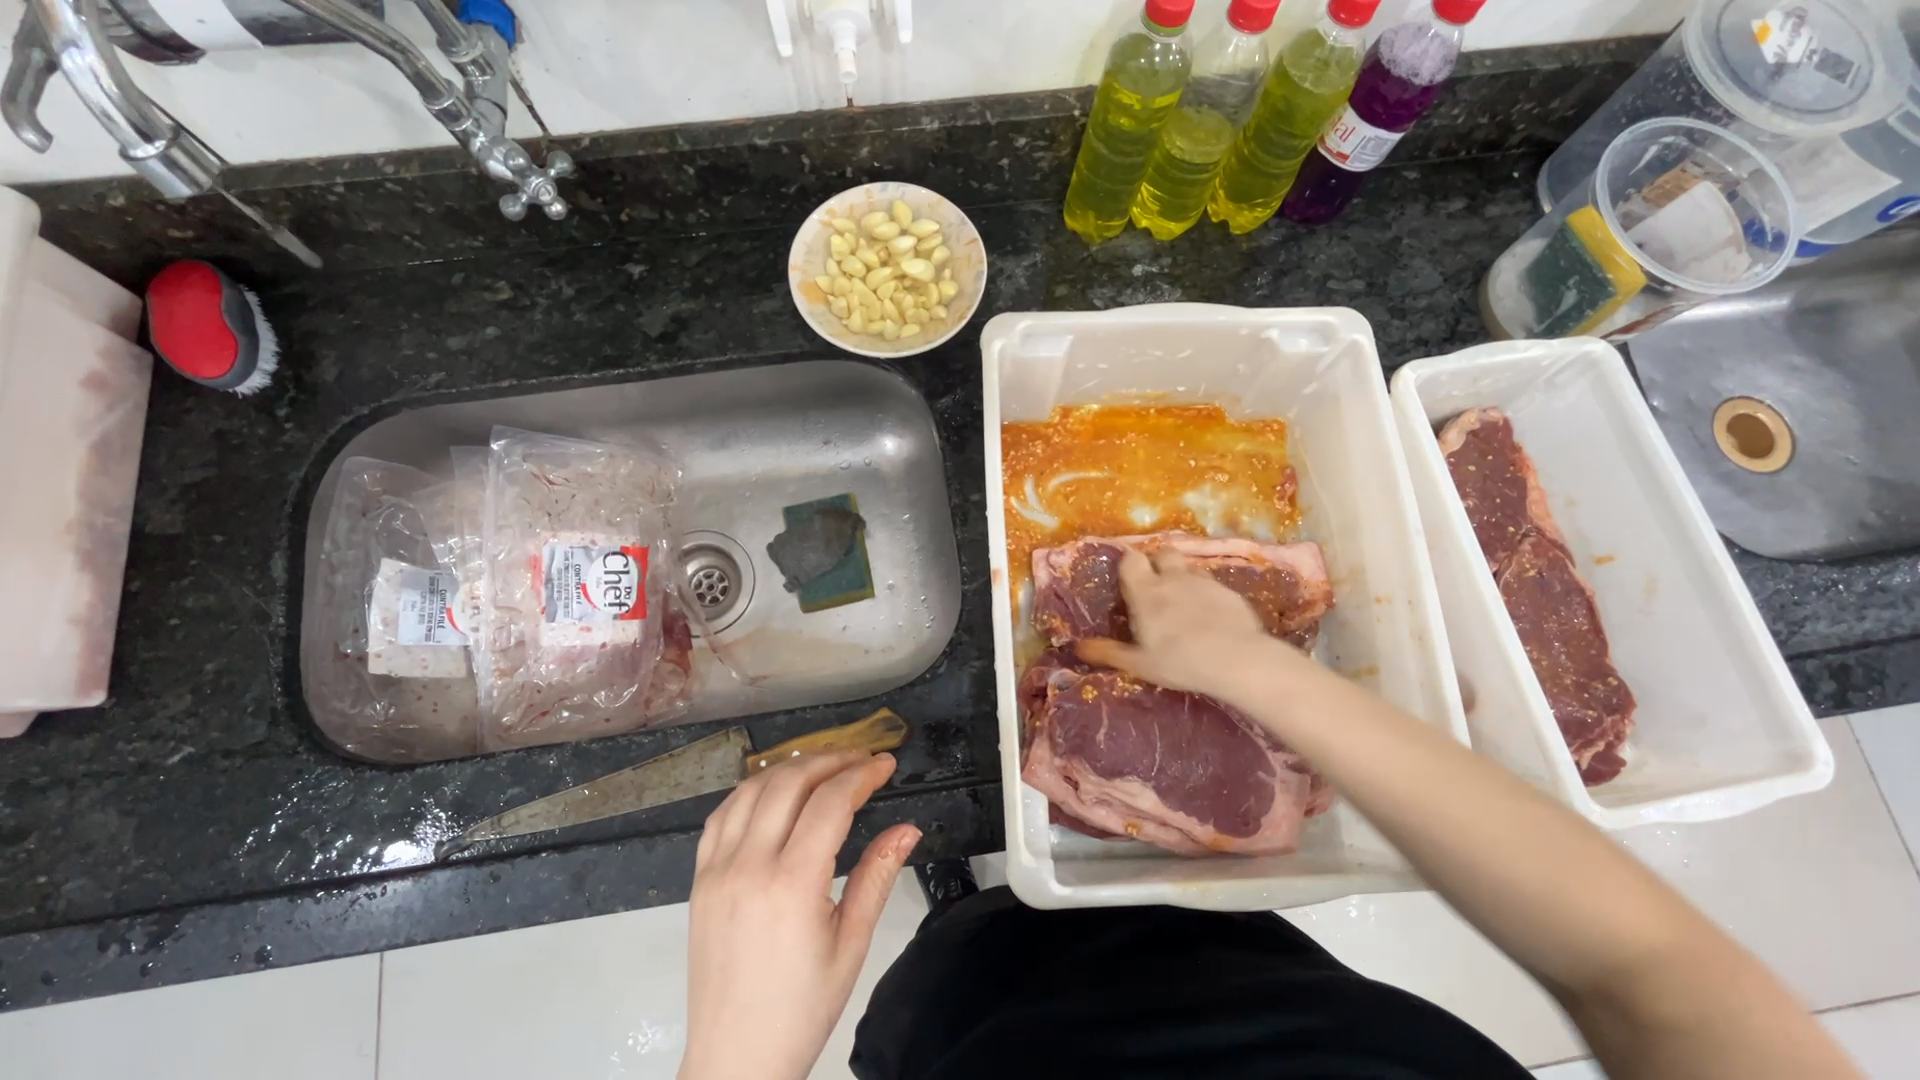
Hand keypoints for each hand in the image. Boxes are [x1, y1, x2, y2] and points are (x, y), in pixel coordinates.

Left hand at [680, 752, 920, 1079]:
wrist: (735, 1055)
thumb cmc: (802, 1007)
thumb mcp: (851, 944)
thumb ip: (877, 876)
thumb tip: (909, 829)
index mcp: (792, 883)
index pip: (830, 802)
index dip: (862, 774)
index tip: (886, 764)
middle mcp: (749, 865)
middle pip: (789, 783)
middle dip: (830, 761)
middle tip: (861, 759)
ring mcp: (717, 870)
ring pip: (750, 790)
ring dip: (790, 768)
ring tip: (823, 767)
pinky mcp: (699, 880)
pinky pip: (720, 816)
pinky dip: (750, 791)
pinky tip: (773, 792)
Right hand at [1077, 548, 1303, 698]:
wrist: (1236, 659)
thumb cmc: (1178, 661)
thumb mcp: (1138, 663)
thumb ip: (1107, 652)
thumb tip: (1077, 647)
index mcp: (1146, 592)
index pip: (1131, 559)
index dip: (1129, 565)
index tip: (1129, 582)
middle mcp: (1173, 578)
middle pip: (1163, 553)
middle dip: (1158, 564)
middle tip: (1157, 588)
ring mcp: (1204, 582)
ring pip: (1189, 567)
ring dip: (1183, 577)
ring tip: (1184, 602)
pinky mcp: (1229, 591)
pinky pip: (1213, 584)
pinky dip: (1208, 593)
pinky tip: (1211, 616)